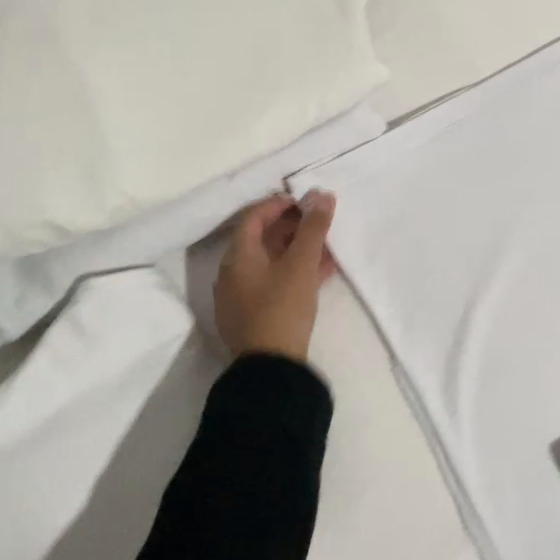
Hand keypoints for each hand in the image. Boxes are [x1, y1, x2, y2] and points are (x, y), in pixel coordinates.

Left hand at [213, 190, 337, 361]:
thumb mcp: (302, 262)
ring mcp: (241, 295)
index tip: (306, 201)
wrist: (270, 365)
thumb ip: (313, 227)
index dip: (279, 204)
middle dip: (292, 226)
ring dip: (297, 249)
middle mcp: (233, 273)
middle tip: (320, 222)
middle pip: (261, 238)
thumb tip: (322, 194)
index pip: (253, 218)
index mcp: (238, 257)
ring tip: (326, 246)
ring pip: (270, 261)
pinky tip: (320, 272)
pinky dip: (295, 270)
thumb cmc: (282, 306)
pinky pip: (274, 280)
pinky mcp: (253, 313)